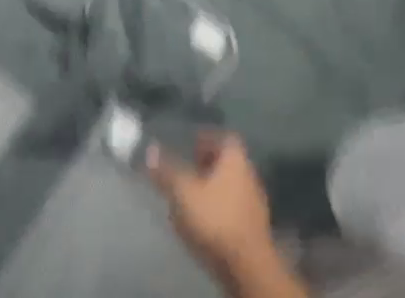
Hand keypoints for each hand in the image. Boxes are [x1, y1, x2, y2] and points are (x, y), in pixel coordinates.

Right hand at [146, 131, 276, 276]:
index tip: (189, 142)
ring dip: (211, 187)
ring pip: (230, 186)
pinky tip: (201, 219)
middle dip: (207, 163)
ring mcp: (254, 203)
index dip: (207, 137)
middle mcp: (249, 176)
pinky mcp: (252, 228)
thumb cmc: (215, 219)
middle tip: (185, 166)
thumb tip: (150, 149)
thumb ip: (166, 171)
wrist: (247, 266)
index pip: (225, 137)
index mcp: (235, 160)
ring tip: (188, 194)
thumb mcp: (182, 192)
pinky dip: (217, 207)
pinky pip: (232, 208)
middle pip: (228, 162)